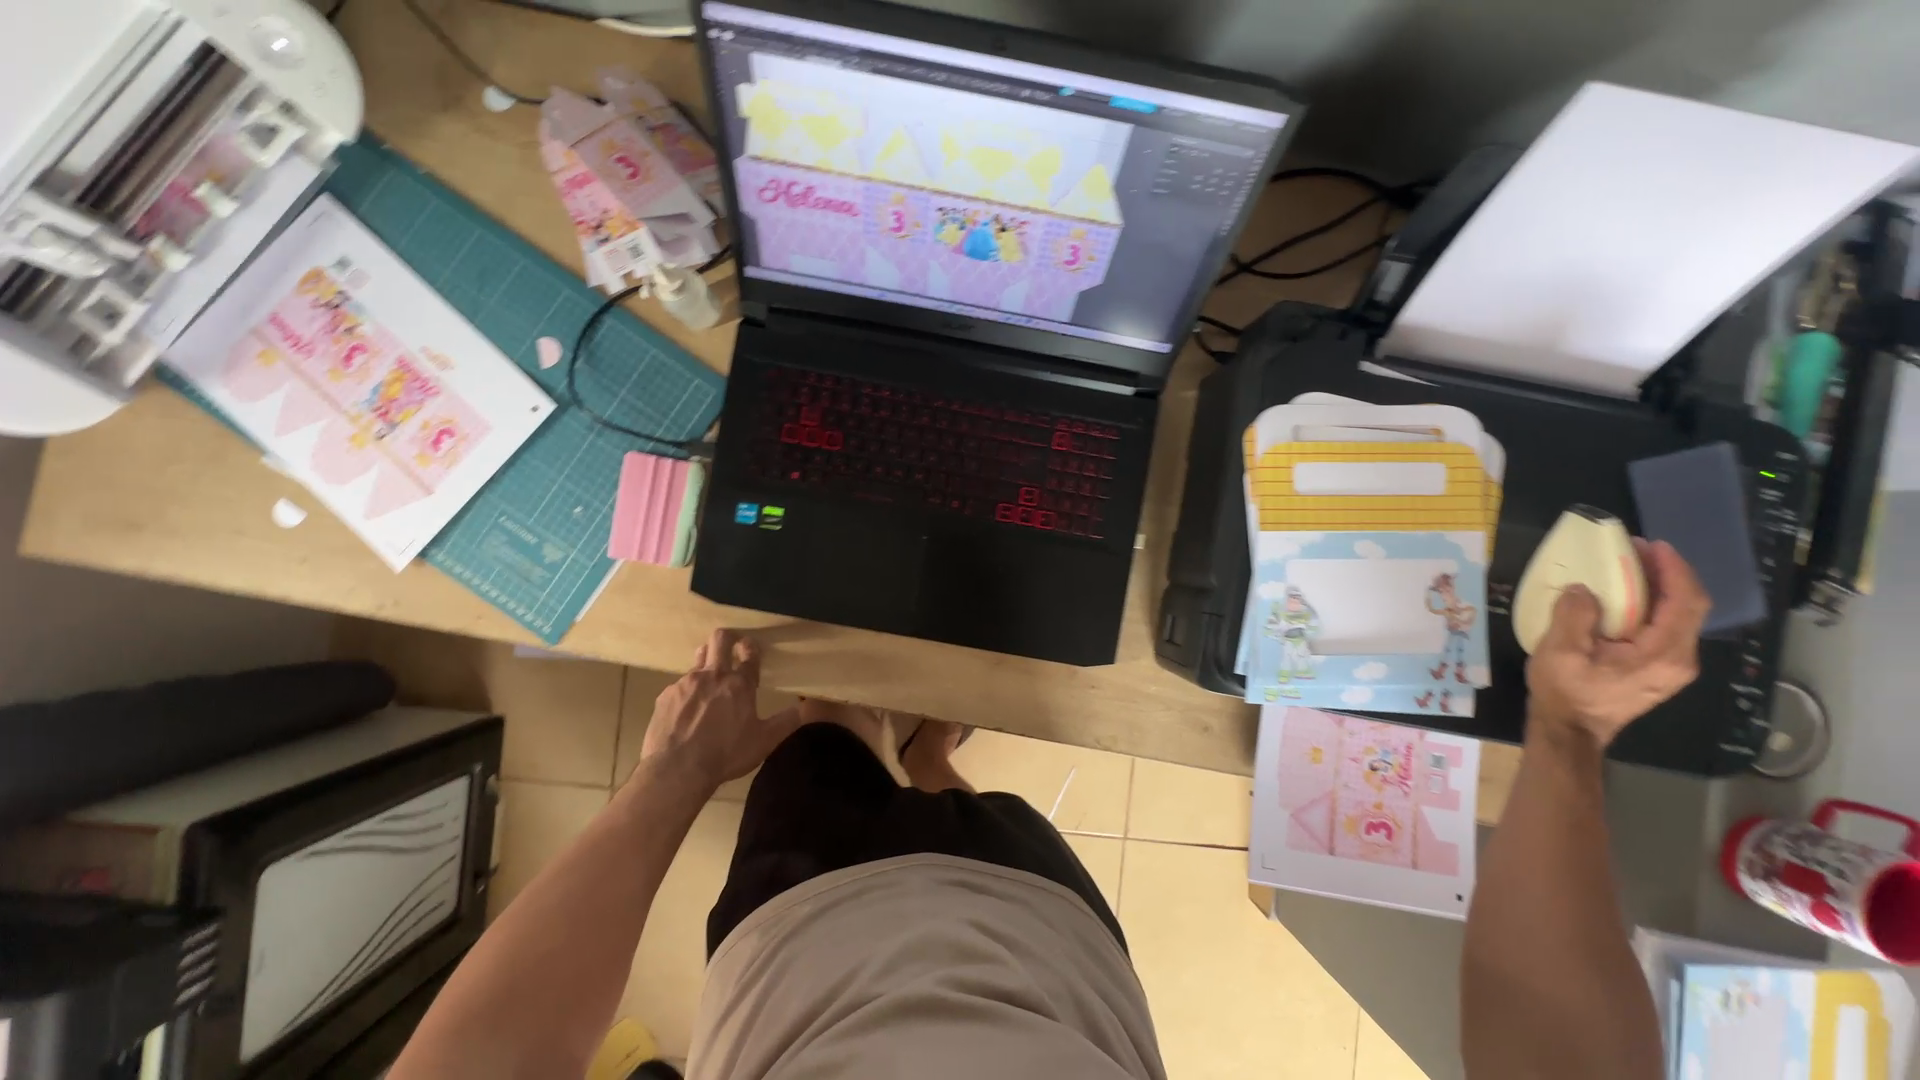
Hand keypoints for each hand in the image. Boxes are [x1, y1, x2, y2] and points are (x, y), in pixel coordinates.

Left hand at [639, 629, 801, 789]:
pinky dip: (688, 693)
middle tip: (732, 646)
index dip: (752, 648)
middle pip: (720, 639)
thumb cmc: (726, 754)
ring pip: (698, 661)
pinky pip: (679, 686)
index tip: (752, 649)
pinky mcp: (666, 696)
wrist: (677, 768)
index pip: (749, 654)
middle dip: (729, 637)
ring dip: (707, 665)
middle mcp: (712, 675)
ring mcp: (686, 683)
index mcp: (739, 684)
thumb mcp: (764, 741)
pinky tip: (688, 713)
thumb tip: (808, 707)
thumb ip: (787, 722)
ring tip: (710, 684)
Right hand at [1525, 539, 1710, 746]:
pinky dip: (1650, 607)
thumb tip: (1583, 589)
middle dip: (1667, 574)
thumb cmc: (1566, 693)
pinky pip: (1664, 630)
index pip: (1685, 602)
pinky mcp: (1658, 671)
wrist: (1569, 732)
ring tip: (1629, 569)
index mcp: (1664, 654)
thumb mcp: (1562, 651)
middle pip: (1688, 607)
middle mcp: (1679, 660)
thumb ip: (1576, 615)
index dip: (1674, 570)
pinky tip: (1625, 599)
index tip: (1651, 546)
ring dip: (1658, 589)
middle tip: (1635, 551)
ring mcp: (1671, 667)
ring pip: (1677, 618)